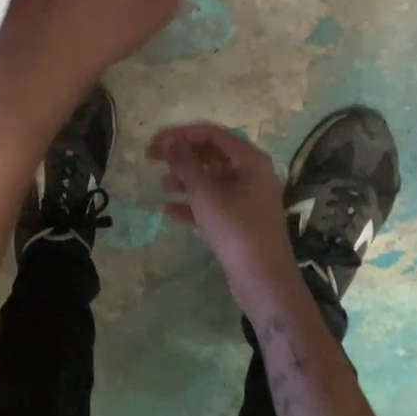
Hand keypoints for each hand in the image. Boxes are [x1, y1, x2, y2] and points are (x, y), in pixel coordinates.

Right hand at [150, 123, 292, 284]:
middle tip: (151, 158)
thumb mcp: (206, 195)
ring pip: (211, 178)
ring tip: (162, 185)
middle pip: (210, 153)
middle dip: (181, 155)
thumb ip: (186, 165)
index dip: (180, 134)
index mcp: (249, 160)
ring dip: (185, 178)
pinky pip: (213, 201)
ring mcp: (247, 197)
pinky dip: (192, 202)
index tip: (154, 142)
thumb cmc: (236, 231)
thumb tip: (170, 143)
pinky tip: (170, 210)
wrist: (264, 281)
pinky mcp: (241, 218)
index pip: (211, 133)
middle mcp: (251, 173)